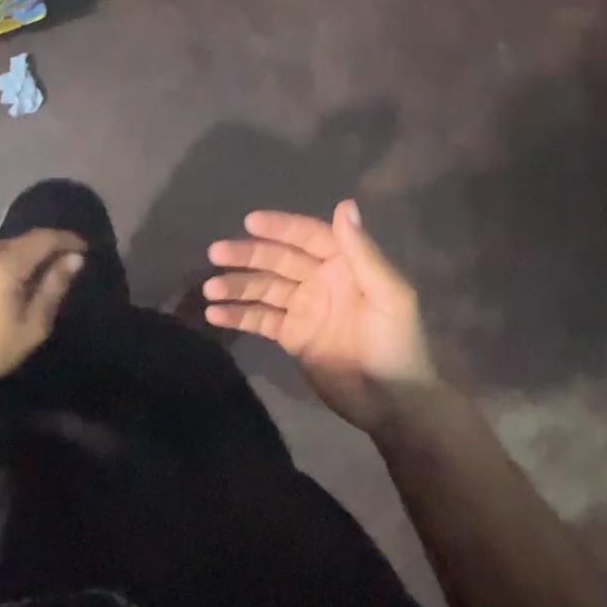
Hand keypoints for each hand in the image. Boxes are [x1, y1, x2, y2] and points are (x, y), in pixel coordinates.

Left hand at [0, 228, 86, 388]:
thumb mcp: (33, 326)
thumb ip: (54, 287)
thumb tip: (74, 259)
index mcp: (2, 263)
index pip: (43, 238)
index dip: (67, 239)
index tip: (85, 248)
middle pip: (22, 240)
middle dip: (47, 248)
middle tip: (65, 264)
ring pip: (3, 246)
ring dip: (24, 254)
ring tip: (39, 274)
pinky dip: (4, 261)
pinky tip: (10, 279)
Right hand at [206, 199, 435, 432]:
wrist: (392, 403)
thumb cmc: (396, 345)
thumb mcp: (390, 296)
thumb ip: (363, 253)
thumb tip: (344, 204)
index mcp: (345, 265)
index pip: (309, 237)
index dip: (280, 227)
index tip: (250, 222)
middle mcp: (320, 280)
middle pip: (278, 260)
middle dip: (247, 255)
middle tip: (215, 252)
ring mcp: (303, 308)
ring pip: (263, 289)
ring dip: (236, 286)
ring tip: (210, 289)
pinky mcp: (291, 336)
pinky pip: (259, 319)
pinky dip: (237, 315)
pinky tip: (214, 314)